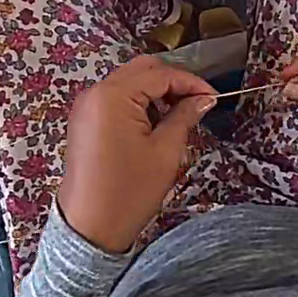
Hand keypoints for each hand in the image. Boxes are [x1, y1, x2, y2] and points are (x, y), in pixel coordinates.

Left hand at [58, 55, 217, 252]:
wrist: (89, 225)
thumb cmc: (129, 191)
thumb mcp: (165, 152)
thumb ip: (184, 117)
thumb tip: (203, 99)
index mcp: (113, 95)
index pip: (159, 74)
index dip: (190, 82)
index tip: (214, 97)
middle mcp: (95, 92)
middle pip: (140, 70)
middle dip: (171, 82)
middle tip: (197, 102)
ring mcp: (86, 104)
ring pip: (127, 81)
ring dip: (154, 91)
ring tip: (179, 115)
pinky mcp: (83, 119)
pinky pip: (114, 97)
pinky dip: (137, 102)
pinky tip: (154, 123)